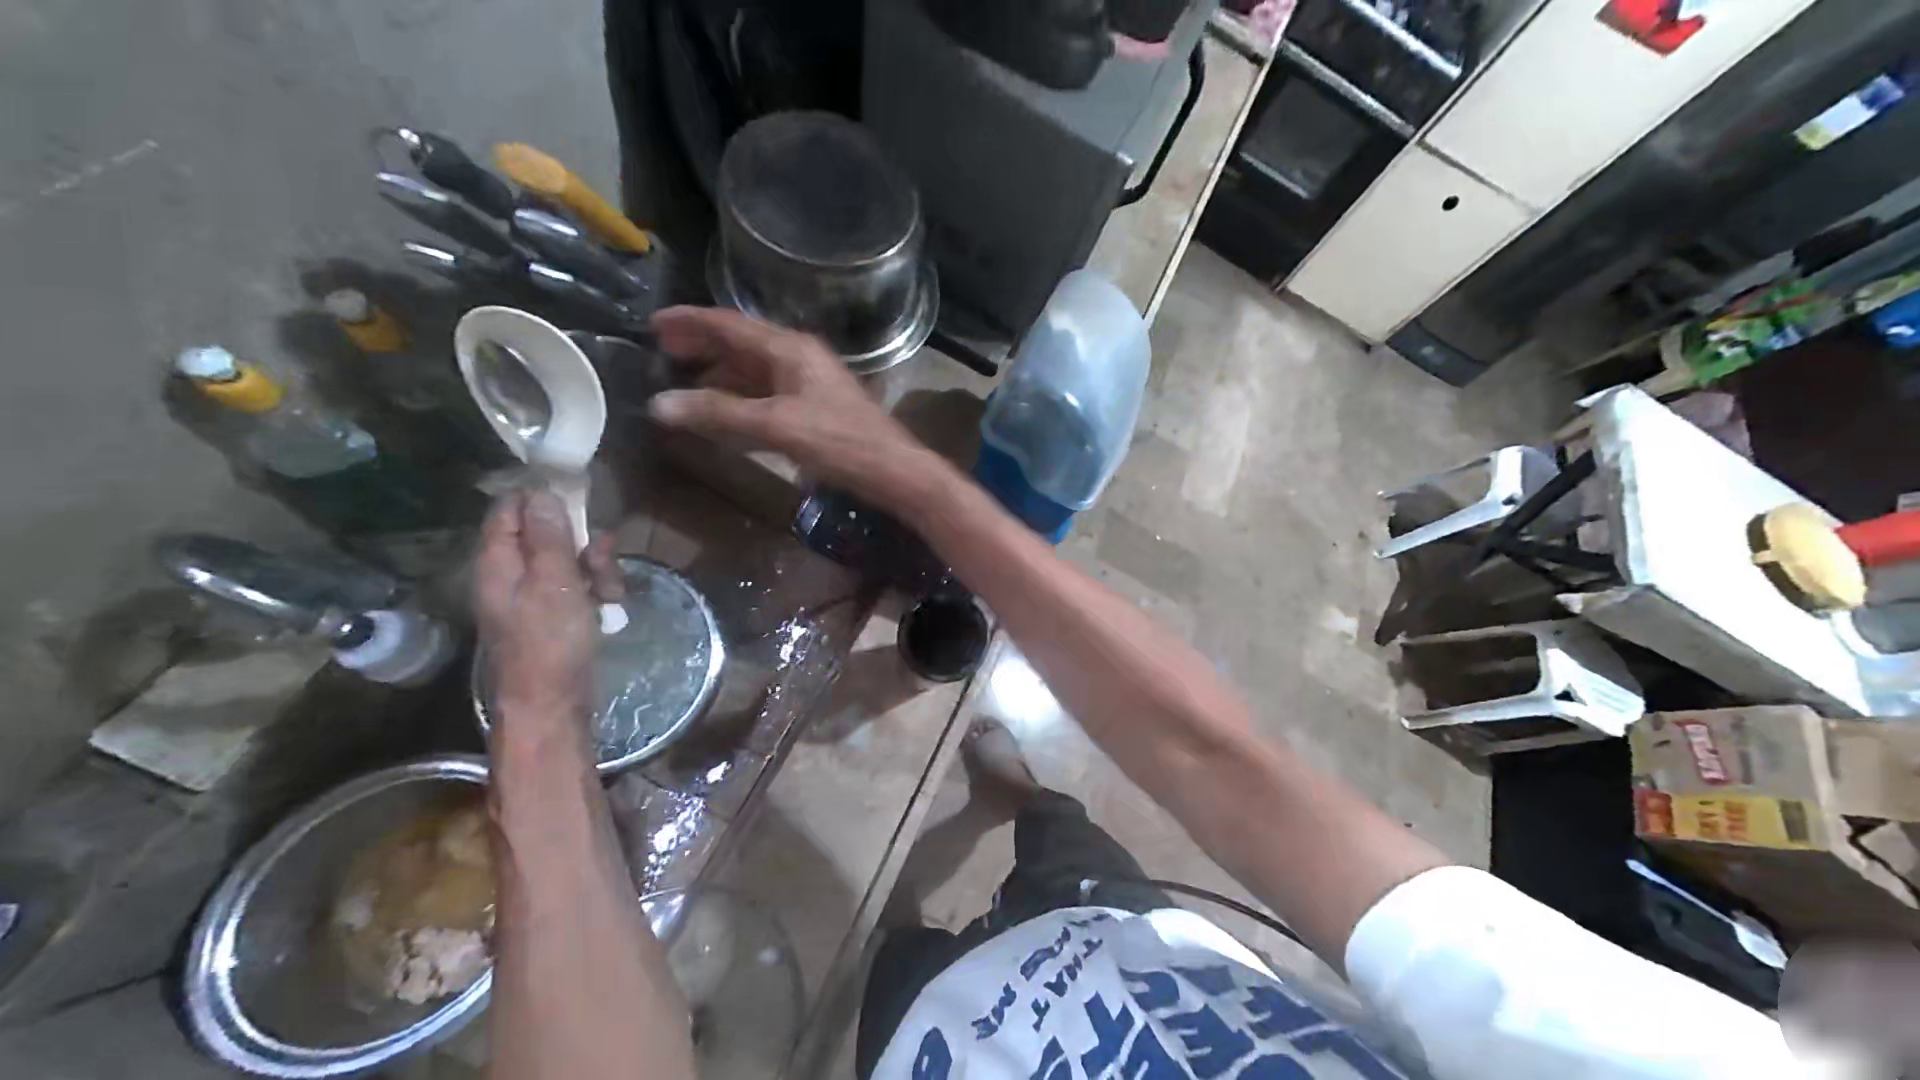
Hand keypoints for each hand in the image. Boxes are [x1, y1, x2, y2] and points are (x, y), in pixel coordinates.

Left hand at [475, 490, 623, 736]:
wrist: (552, 704)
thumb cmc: (550, 641)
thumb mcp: (553, 582)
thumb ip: (548, 537)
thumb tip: (541, 493)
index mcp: (498, 561)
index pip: (510, 508)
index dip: (541, 494)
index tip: (578, 489)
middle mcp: (511, 573)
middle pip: (548, 533)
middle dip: (582, 539)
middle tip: (603, 554)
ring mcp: (533, 594)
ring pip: (569, 559)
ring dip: (597, 567)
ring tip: (612, 592)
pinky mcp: (554, 613)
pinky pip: (577, 585)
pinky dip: (596, 589)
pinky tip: (611, 605)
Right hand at [645, 306, 935, 503]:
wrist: (893, 471)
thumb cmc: (840, 442)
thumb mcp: (777, 426)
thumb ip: (720, 414)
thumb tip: (660, 404)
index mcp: (790, 349)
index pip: (731, 324)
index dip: (691, 322)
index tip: (653, 323)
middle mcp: (798, 358)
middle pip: (741, 344)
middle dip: (702, 346)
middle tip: (661, 352)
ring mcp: (807, 383)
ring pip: (753, 371)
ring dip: (718, 373)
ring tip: (681, 379)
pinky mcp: (813, 409)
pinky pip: (765, 395)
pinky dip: (739, 398)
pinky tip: (721, 411)